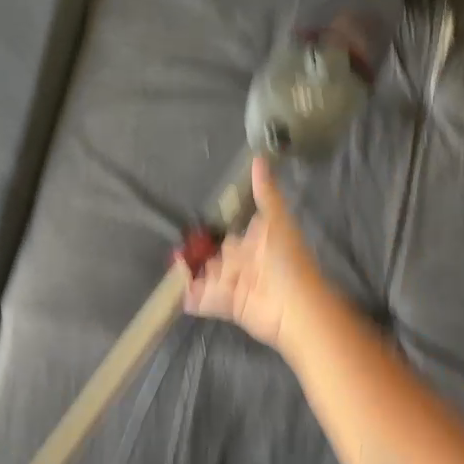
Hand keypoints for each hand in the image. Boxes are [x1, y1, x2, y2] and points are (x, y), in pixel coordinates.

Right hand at [184, 157, 329, 349]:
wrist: (291, 306)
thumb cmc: (286, 259)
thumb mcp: (277, 221)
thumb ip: (266, 193)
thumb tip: (258, 157)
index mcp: (255, 241)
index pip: (231, 230)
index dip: (216, 224)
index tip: (195, 213)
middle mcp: (243, 261)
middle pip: (215, 253)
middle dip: (198, 248)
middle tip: (176, 237)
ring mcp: (232, 284)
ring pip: (206, 274)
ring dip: (190, 268)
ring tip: (172, 258)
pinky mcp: (224, 305)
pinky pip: (202, 299)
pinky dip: (191, 295)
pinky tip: (177, 288)